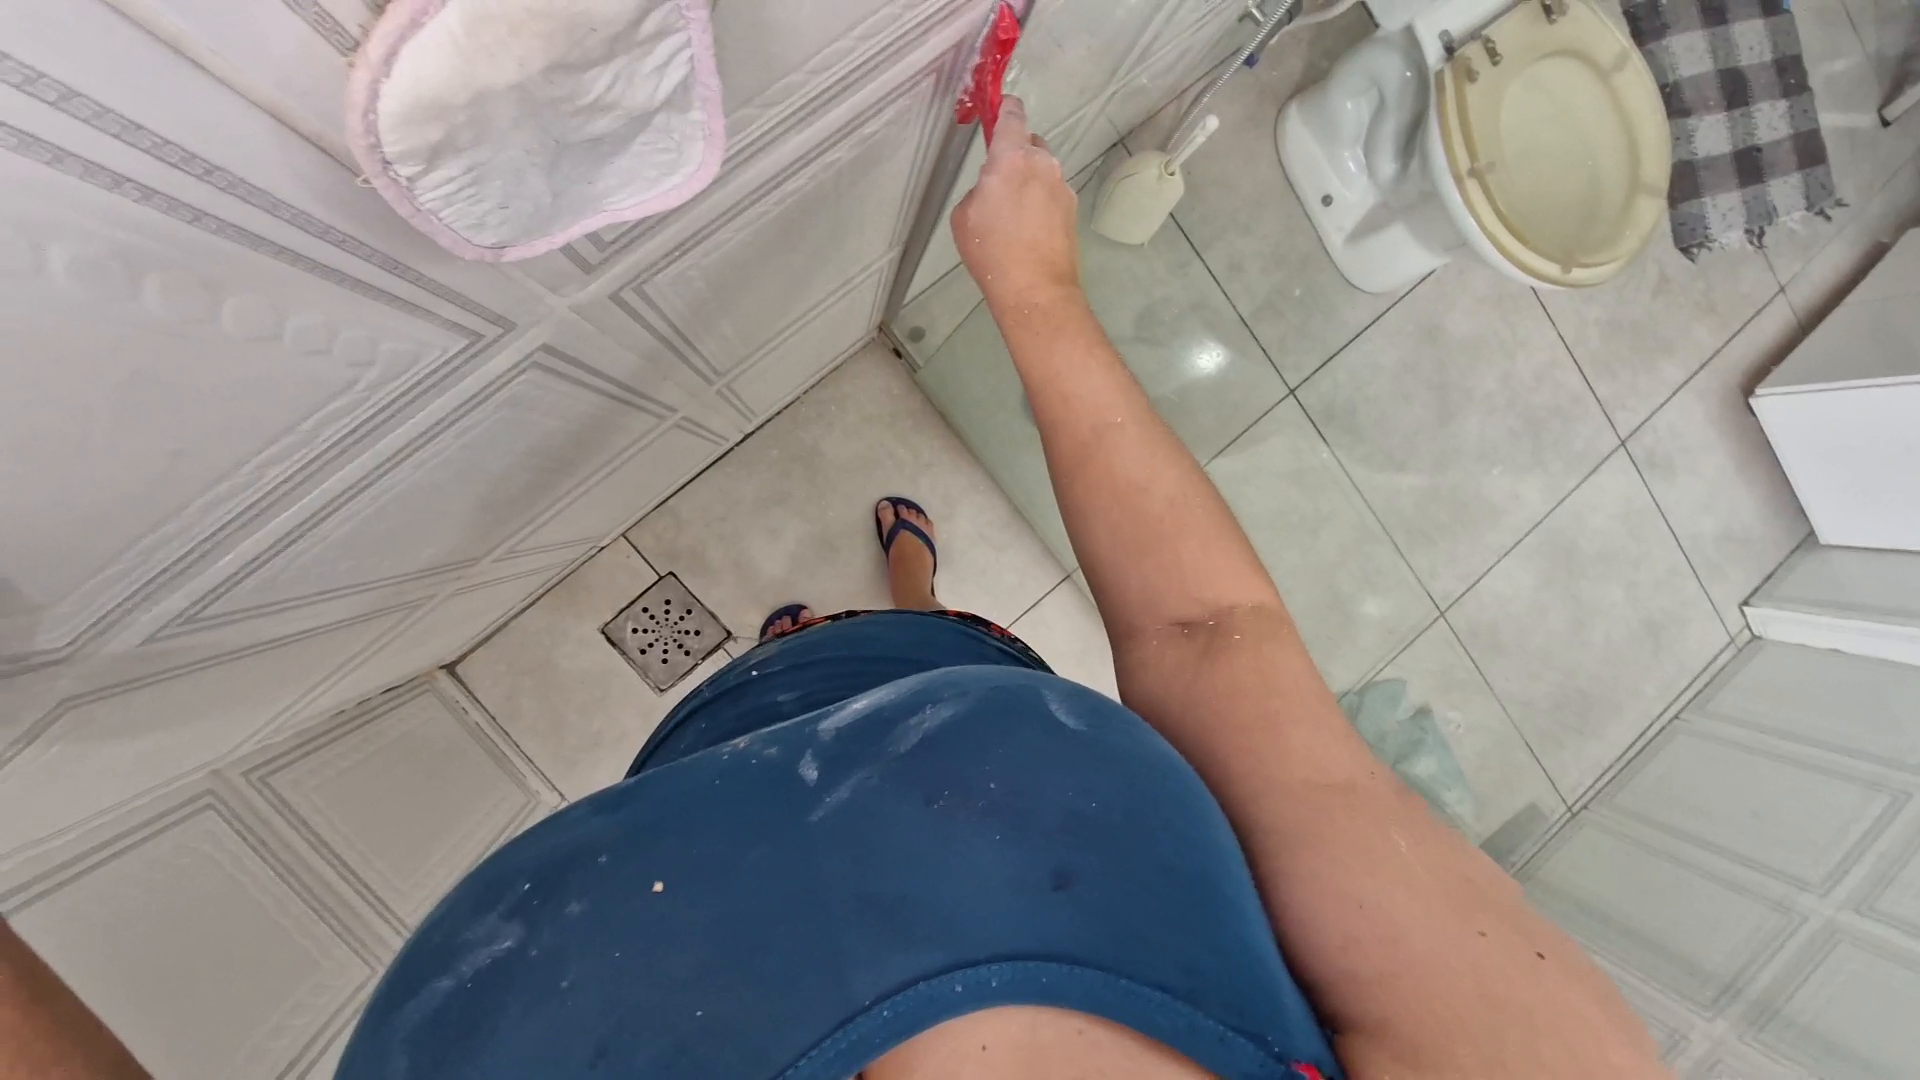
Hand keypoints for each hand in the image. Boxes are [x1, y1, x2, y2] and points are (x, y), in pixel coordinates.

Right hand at [951, 96, 1081, 311]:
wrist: (1036, 291)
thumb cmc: (992, 253)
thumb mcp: (964, 217)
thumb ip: (979, 189)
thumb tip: (993, 189)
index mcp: (1012, 158)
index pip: (1012, 115)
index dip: (1004, 109)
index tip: (998, 110)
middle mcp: (1043, 164)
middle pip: (1029, 145)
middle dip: (1015, 157)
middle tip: (999, 184)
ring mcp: (1063, 188)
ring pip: (1043, 172)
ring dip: (1029, 183)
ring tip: (1013, 217)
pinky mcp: (1073, 211)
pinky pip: (1052, 196)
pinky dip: (1041, 206)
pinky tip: (1029, 233)